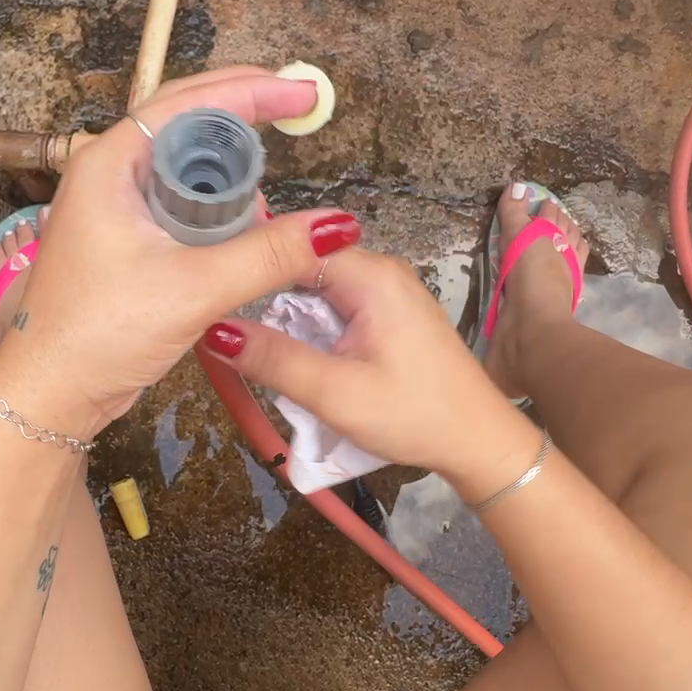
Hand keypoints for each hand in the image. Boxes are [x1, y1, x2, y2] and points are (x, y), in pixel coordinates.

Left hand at [0, 67, 363, 437]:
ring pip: (183, 165)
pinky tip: (238, 229)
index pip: (188, 102)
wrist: (50, 391)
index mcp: (110, 164)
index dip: (251, 89)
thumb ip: (269, 255)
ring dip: (228, 172)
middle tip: (297, 115)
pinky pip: (178, 203)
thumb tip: (337, 226)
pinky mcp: (123, 238)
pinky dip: (213, 207)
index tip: (302, 92)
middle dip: (243, 118)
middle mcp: (108, 173)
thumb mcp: (194, 288)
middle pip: (186, 123)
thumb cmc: (100, 334)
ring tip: (260, 203)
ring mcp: (113, 206)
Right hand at [197, 246, 535, 488]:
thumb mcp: (335, 392)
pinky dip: (313, 328)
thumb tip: (213, 329)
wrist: (478, 443)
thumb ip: (273, 359)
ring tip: (259, 349)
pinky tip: (299, 356)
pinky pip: (336, 308)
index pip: (293, 247)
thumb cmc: (413, 415)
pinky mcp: (390, 314)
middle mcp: (380, 271)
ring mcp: (388, 291)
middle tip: (230, 333)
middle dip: (268, 297)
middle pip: (302, 268)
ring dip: (290, 318)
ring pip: (317, 291)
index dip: (252, 266)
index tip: (214, 291)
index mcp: (370, 275)